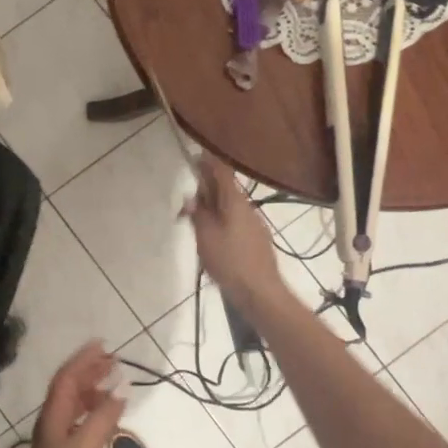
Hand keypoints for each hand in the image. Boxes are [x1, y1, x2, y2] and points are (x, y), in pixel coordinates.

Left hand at [22, 343, 125, 447]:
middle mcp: (53, 418)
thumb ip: (105, 415)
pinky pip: (80, 418)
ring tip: (114, 382)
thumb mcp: (88, 444)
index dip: (83, 359)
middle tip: (113, 360)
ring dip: (93, 389)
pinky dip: (95, 410)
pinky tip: (109, 413)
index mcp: (54, 413)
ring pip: (75, 402)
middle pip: (70, 386)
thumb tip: (121, 390)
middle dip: (89, 370)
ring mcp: (58, 434)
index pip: (67, 377)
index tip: (102, 345)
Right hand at [185, 155, 284, 312]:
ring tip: (195, 220)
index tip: (195, 156)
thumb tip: (191, 198)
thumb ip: (197, 214)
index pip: (222, 173)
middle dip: (206, 189)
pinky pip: (235, 222)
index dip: (208, 162)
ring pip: (230, 208)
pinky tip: (213, 237)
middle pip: (225, 190)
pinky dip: (221, 221)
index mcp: (234, 202)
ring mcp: (255, 225)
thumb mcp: (205, 236)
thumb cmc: (229, 261)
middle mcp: (247, 208)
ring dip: (213, 208)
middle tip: (188, 197)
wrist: (259, 291)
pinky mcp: (257, 241)